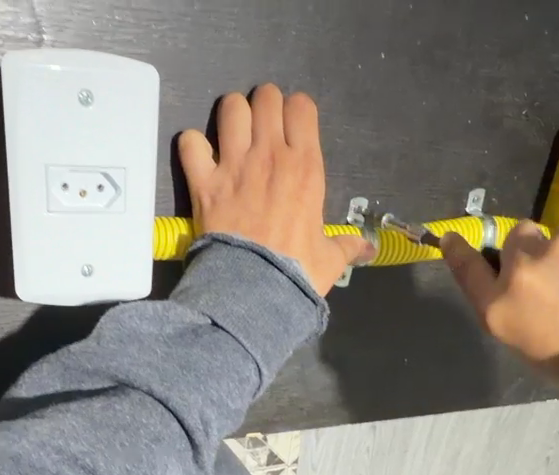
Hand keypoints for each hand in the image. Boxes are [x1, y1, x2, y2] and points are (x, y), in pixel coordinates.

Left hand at [178, 85, 371, 295]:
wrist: (254, 292)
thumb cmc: (296, 273)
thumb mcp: (329, 260)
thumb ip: (347, 246)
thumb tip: (367, 249)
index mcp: (305, 166)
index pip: (302, 106)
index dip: (296, 113)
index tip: (292, 131)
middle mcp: (270, 154)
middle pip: (265, 97)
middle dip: (264, 107)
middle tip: (261, 131)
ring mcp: (233, 165)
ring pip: (230, 108)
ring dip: (231, 118)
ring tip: (232, 138)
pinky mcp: (203, 182)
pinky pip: (190, 143)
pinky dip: (193, 147)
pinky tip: (200, 160)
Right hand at [440, 225, 558, 393]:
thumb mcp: (527, 348)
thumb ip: (513, 311)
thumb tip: (521, 292)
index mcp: (499, 307)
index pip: (468, 269)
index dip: (457, 251)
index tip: (452, 238)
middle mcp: (523, 271)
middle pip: (516, 239)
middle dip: (528, 249)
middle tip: (551, 272)